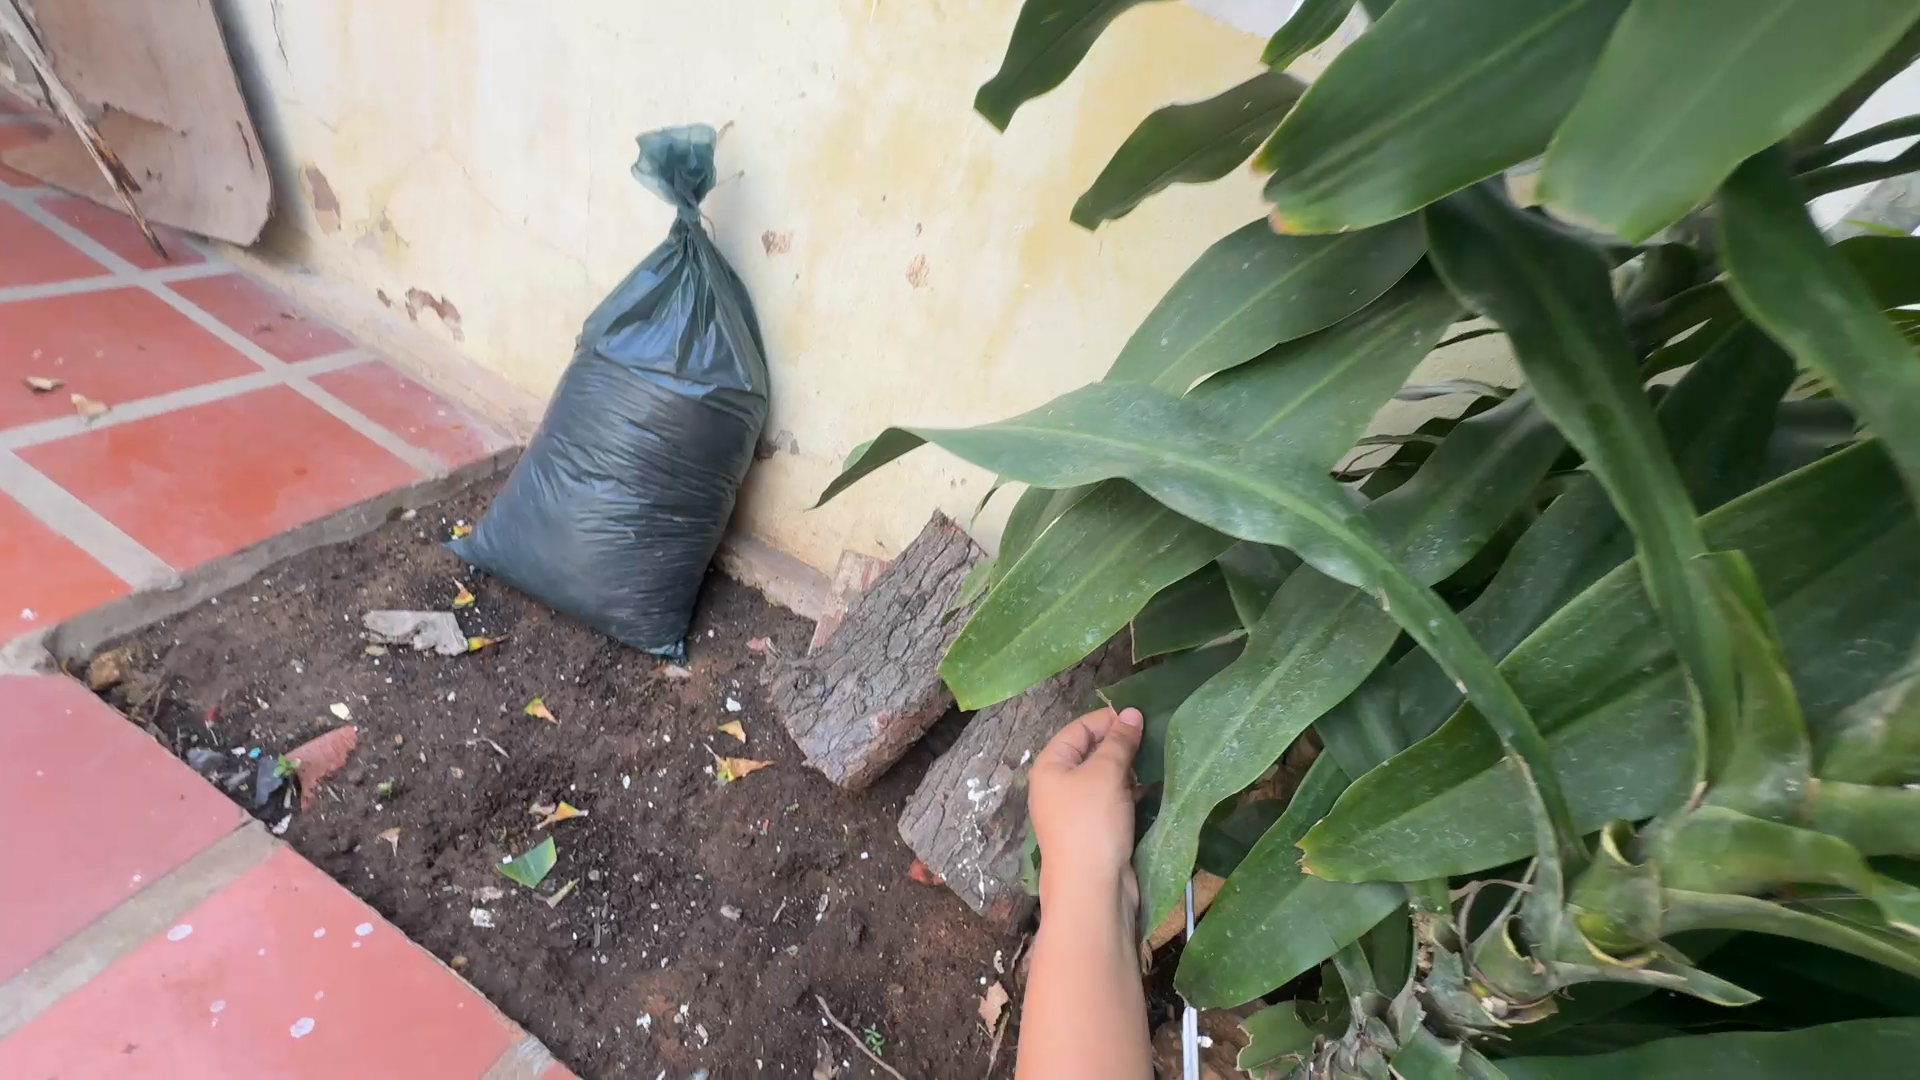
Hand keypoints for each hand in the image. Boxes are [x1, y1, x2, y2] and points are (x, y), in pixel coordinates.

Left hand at [1028, 706, 1142, 899]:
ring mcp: (1076, 810)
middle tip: (1153, 735)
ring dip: (1128, 768)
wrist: (1091, 892)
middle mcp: (1057, 785)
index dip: (1107, 719)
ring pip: (1104, 777)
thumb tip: (1131, 713)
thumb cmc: (1091, 823)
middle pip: (1090, 752)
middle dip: (1119, 743)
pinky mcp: (1095, 830)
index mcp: (1050, 766)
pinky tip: (1153, 786)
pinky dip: (1131, 792)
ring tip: (1157, 757)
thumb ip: (1119, 742)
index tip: (1140, 716)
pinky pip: (1113, 801)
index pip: (1078, 729)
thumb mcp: (1106, 774)